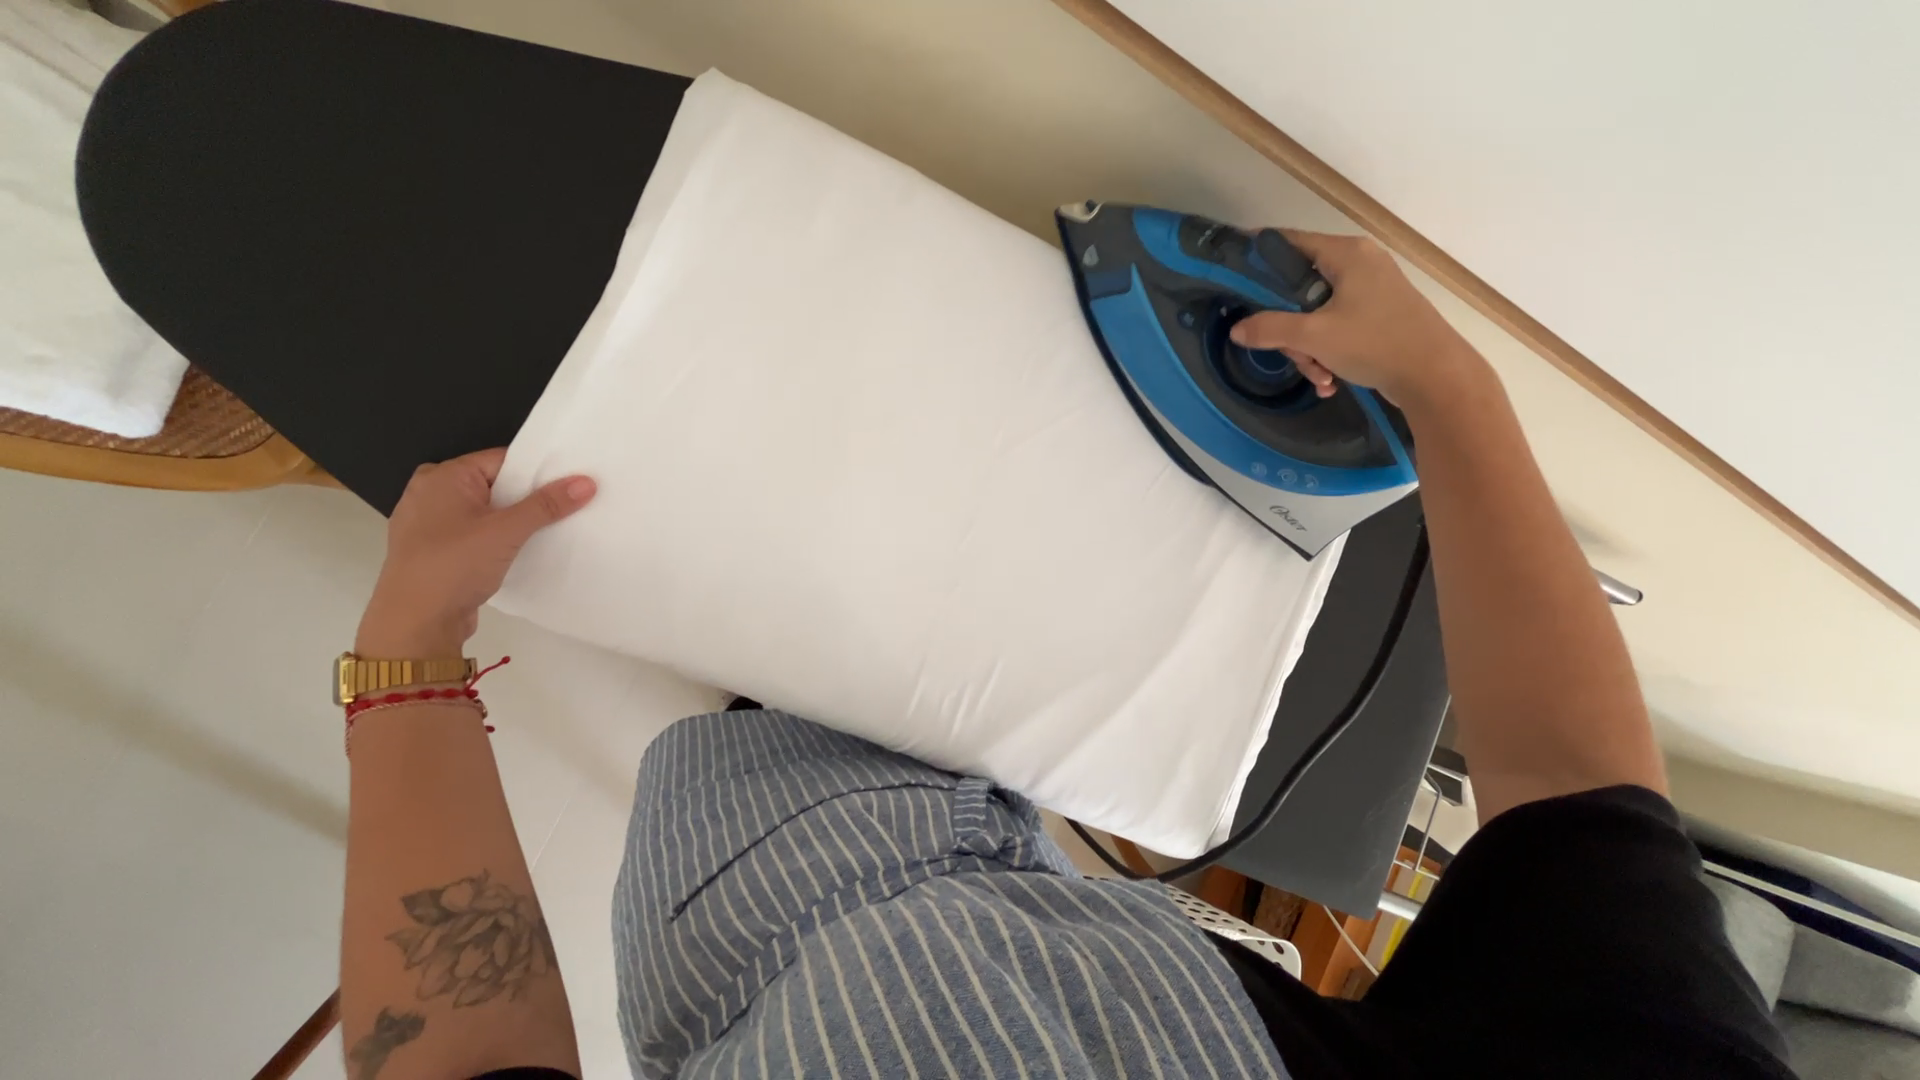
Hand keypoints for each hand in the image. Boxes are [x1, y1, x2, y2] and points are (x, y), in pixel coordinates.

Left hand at [355, 449, 595, 658]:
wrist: (415, 622)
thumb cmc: (453, 566)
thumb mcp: (506, 532)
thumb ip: (547, 505)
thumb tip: (586, 482)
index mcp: (443, 476)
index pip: (501, 460)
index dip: (538, 471)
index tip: (571, 481)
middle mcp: (430, 491)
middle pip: (494, 485)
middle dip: (528, 497)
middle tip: (568, 505)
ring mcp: (429, 522)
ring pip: (485, 510)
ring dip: (514, 520)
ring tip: (549, 528)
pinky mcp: (435, 549)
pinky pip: (474, 532)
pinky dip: (497, 538)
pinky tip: (520, 550)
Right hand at [1230, 230, 1485, 410]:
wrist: (1436, 376)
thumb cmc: (1375, 343)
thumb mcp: (1313, 337)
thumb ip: (1270, 329)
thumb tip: (1237, 330)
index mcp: (1346, 254)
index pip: (1288, 241)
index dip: (1257, 255)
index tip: (1231, 273)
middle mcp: (1360, 264)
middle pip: (1299, 287)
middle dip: (1288, 327)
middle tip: (1290, 353)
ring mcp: (1372, 290)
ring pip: (1317, 314)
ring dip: (1309, 349)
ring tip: (1319, 375)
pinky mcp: (1380, 315)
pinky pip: (1338, 328)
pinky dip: (1328, 353)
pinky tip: (1330, 380)